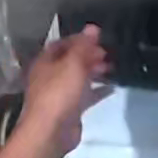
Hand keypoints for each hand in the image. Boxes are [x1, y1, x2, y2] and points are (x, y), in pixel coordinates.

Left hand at [19, 25, 110, 154]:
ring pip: (78, 77)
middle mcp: (49, 76)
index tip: (98, 37)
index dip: (78, 39)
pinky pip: (86, 94)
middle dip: (88, 55)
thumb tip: (92, 27)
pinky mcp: (69, 108)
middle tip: (107, 53)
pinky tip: (112, 87)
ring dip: (94, 71)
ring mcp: (59, 93)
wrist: (51, 130)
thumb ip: (84, 46)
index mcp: (45, 63)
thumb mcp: (73, 64)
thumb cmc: (59, 93)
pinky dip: (98, 89)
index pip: (60, 44)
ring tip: (112, 67)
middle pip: (69, 61)